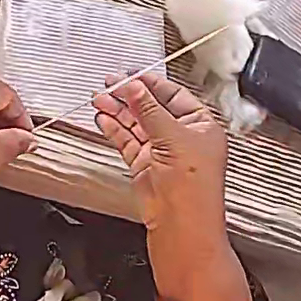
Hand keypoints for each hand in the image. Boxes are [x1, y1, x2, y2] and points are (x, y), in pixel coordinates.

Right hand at [92, 74, 228, 236]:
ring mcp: (162, 151)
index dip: (151, 84)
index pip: (173, 95)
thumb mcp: (172, 137)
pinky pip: (127, 141)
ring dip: (118, 110)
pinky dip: (115, 129)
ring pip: (136, 123)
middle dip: (130, 95)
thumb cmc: (194, 188)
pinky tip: (104, 118)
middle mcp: (182, 137)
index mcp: (200, 125)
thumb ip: (149, 109)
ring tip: (100, 97)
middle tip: (110, 83)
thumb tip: (135, 88)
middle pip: (152, 107)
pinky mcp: (145, 165)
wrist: (181, 225)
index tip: (131, 74)